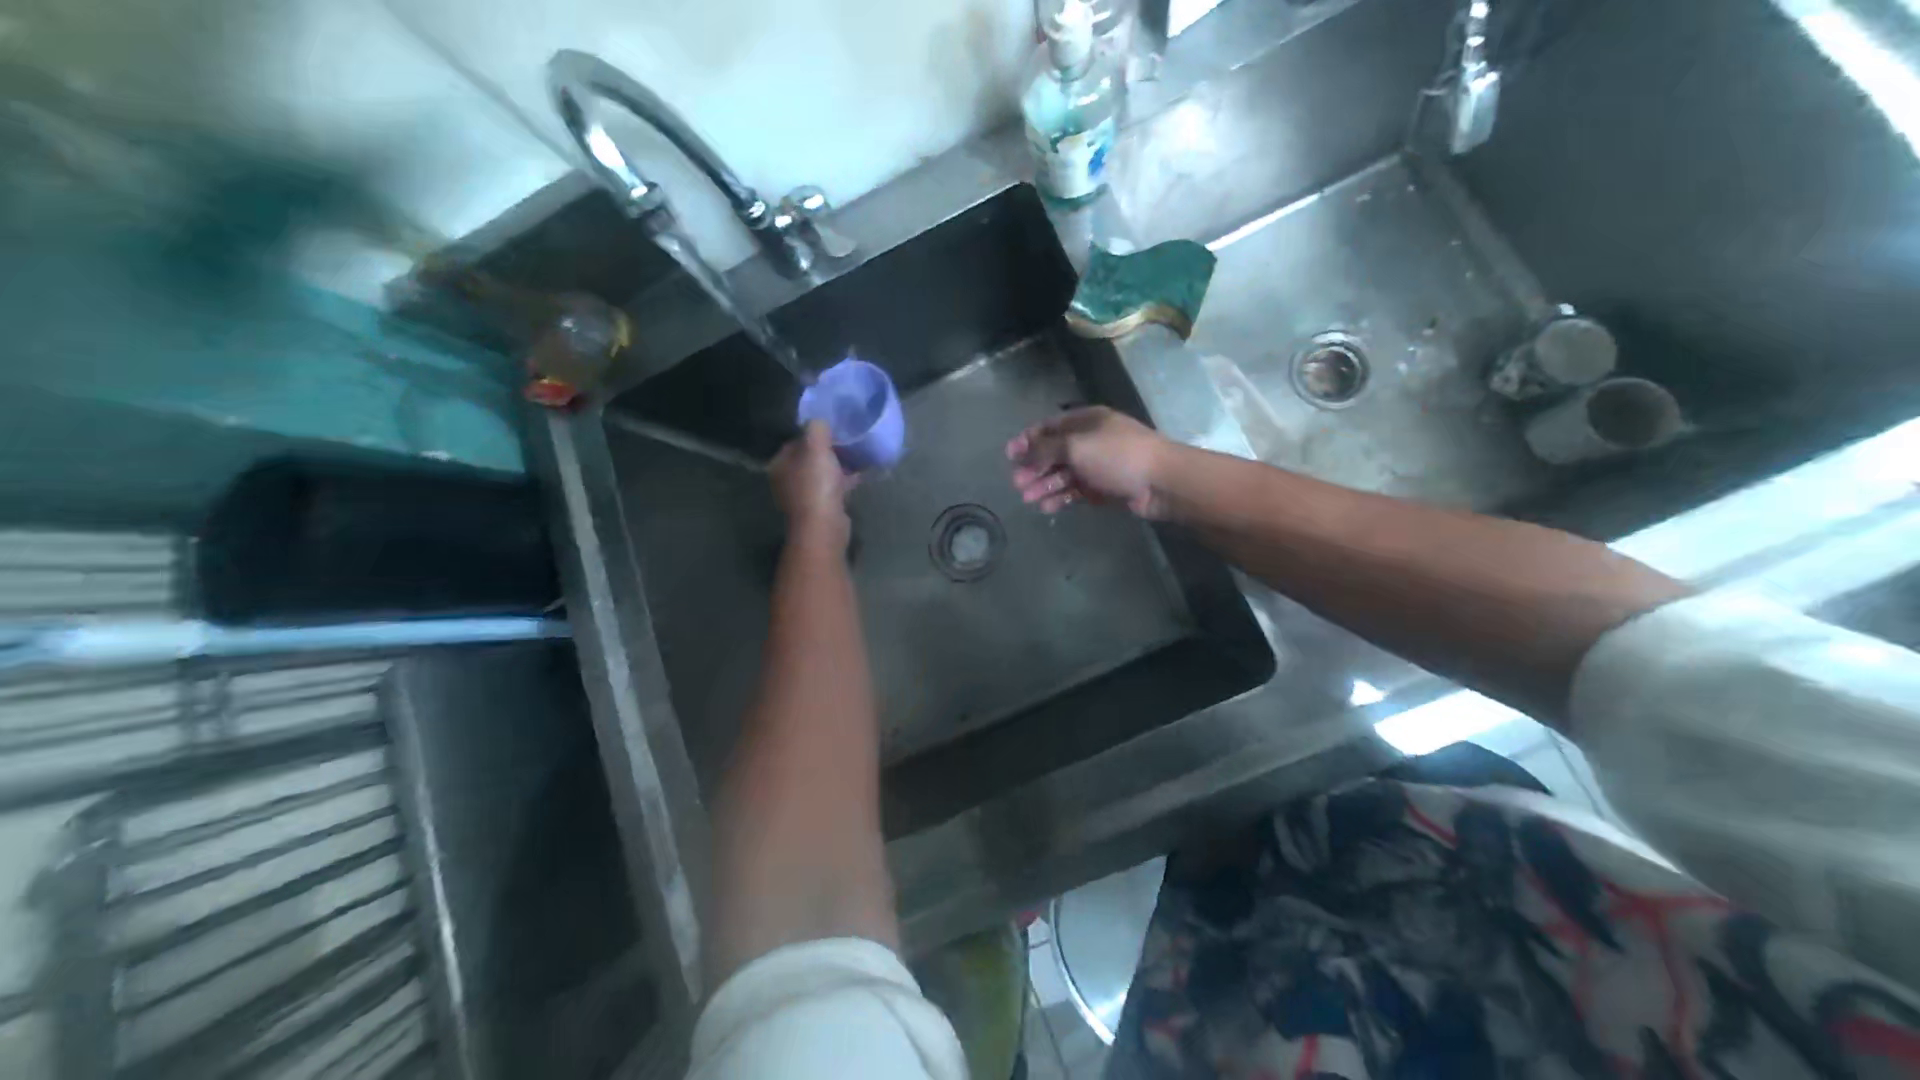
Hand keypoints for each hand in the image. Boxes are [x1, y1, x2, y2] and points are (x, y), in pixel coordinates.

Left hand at [772, 421, 855, 544]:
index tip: (832, 427)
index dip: (812, 433)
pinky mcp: (821, 508)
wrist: (824, 526)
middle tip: (847, 439)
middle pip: (809, 458)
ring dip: (838, 465)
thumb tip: (818, 420)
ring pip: (822, 473)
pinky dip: (845, 480)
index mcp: (780, 464)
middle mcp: (788, 480)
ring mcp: (804, 496)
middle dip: (828, 449)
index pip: (794, 441)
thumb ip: (816, 428)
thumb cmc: (816, 484)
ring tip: (857, 454)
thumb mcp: (816, 447)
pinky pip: (834, 488)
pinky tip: (861, 473)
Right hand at [1006, 407, 1176, 517]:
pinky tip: (1046, 507)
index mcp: (1086, 421)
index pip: (1049, 427)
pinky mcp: (1105, 488)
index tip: (1009, 456)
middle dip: (1034, 467)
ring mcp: (1098, 465)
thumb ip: (1045, 449)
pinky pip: (1077, 491)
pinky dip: (1061, 498)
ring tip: (1027, 498)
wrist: (1162, 482)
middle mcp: (1090, 440)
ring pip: (1064, 474)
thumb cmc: (1117, 456)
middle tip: (1017, 484)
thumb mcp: (1076, 446)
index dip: (1028, 440)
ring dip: (1044, 485)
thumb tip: (1020, 451)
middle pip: (1054, 453)